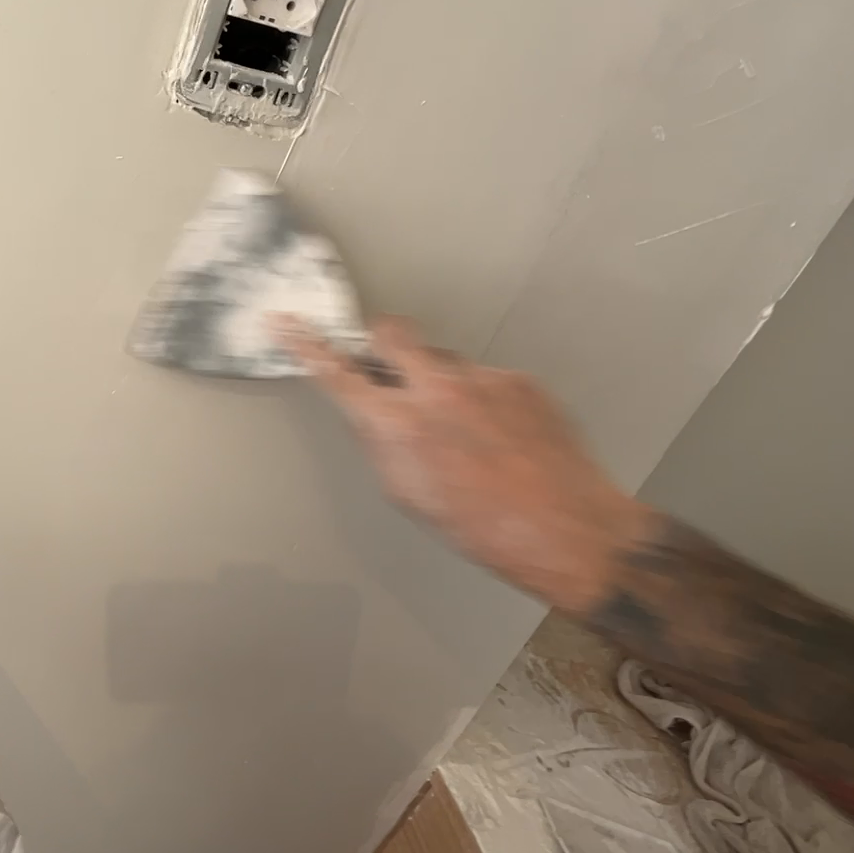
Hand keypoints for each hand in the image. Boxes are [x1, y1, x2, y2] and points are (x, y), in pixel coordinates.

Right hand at [271, 314, 654, 611]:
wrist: (568, 530)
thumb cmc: (475, 525)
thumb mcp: (404, 491)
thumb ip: (378, 440)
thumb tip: (366, 411)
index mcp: (398, 424)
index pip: (337, 373)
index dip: (305, 345)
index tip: (284, 322)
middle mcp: (436, 389)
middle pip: (390, 332)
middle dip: (378, 343)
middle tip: (385, 370)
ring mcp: (482, 378)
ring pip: (438, 356)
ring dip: (431, 377)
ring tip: (456, 423)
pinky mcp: (519, 379)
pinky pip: (479, 374)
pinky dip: (473, 395)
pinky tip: (494, 432)